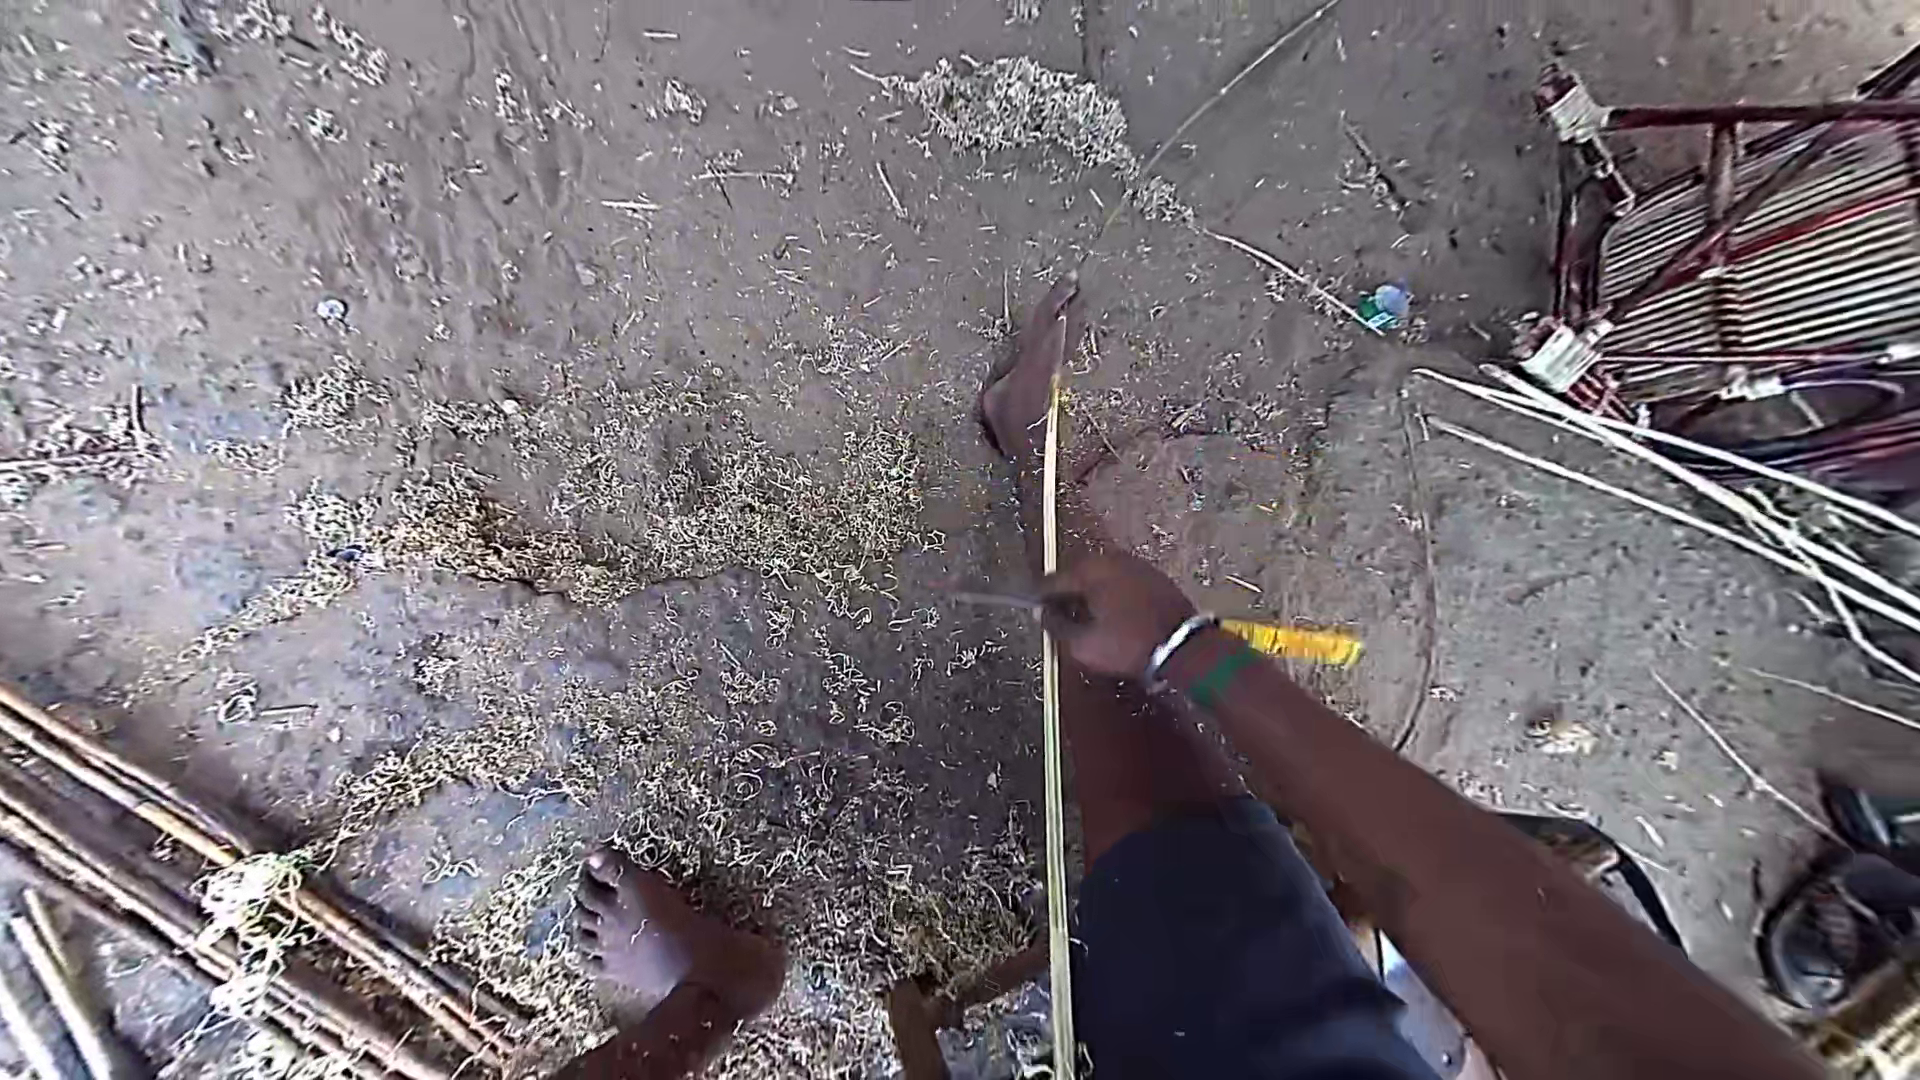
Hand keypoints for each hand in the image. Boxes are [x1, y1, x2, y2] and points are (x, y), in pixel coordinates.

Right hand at [1038, 552, 1196, 679]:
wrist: (1184, 647)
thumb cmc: (1128, 644)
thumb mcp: (1083, 644)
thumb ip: (1057, 626)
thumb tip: (1043, 613)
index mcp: (1089, 571)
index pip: (1052, 580)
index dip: (1040, 597)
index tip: (1035, 610)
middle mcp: (1110, 559)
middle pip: (1076, 573)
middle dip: (1066, 592)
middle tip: (1059, 614)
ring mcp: (1135, 564)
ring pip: (1100, 575)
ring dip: (1089, 592)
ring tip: (1085, 615)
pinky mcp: (1153, 575)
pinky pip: (1120, 580)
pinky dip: (1111, 592)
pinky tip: (1111, 611)